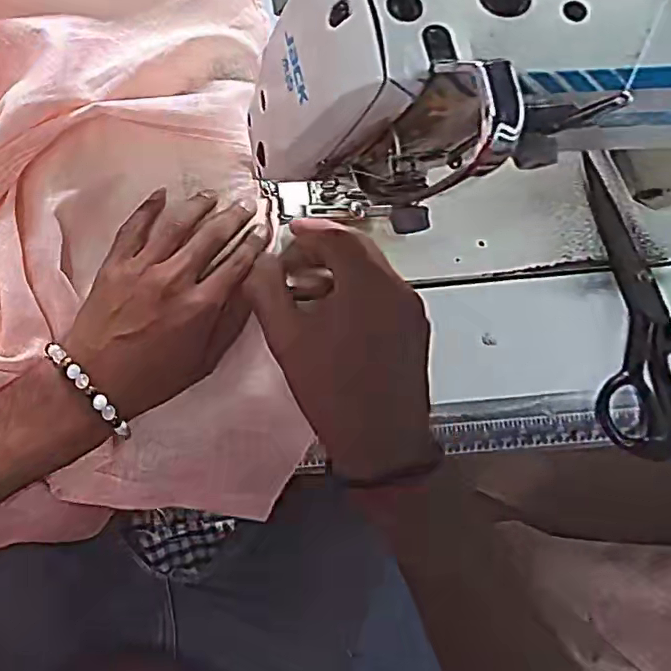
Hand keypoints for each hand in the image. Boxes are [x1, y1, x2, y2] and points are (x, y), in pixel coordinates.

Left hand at [61, 189, 270, 419]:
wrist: (94, 380)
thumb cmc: (151, 378)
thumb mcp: (203, 361)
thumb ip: (229, 324)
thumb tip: (249, 290)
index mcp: (200, 306)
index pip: (236, 263)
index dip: (253, 242)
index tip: (262, 228)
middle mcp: (173, 280)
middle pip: (211, 237)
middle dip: (232, 217)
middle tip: (244, 204)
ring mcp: (141, 268)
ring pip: (175, 225)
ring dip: (197, 206)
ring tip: (210, 195)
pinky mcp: (115, 264)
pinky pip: (133, 228)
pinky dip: (148, 208)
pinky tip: (161, 195)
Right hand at [243, 218, 434, 479]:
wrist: (380, 442)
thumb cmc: (335, 394)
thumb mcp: (285, 337)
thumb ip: (266, 291)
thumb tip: (260, 267)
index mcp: (367, 286)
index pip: (339, 237)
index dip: (309, 229)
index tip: (291, 229)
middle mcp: (396, 291)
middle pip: (357, 247)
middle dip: (320, 247)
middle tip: (291, 259)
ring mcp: (408, 309)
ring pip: (369, 269)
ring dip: (335, 267)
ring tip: (302, 286)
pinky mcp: (411, 326)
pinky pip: (379, 290)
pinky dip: (352, 287)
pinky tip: (326, 308)